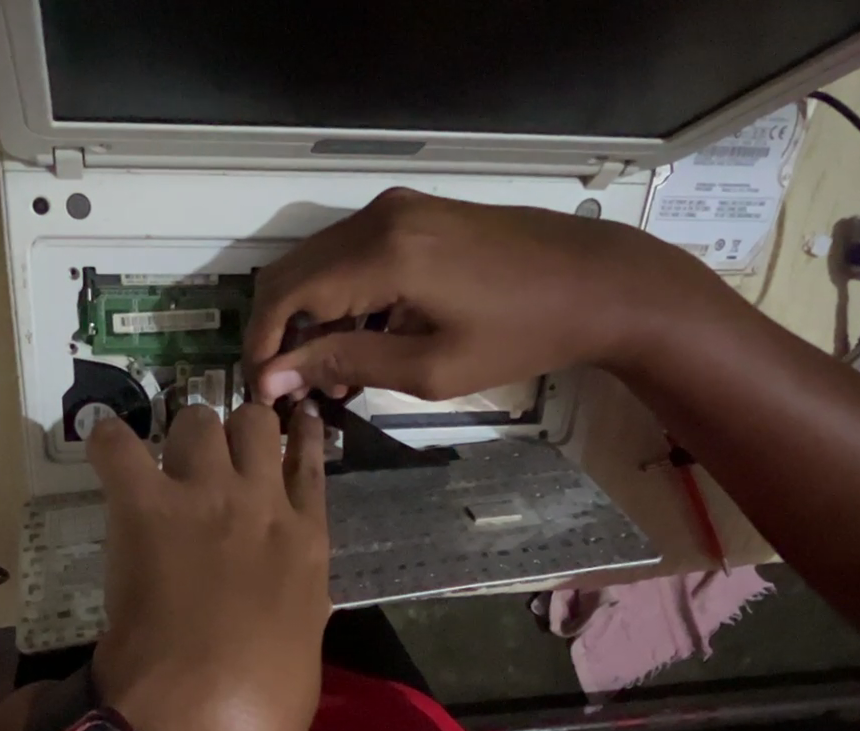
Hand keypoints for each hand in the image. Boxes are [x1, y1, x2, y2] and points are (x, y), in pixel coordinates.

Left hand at [86, 402, 329, 730]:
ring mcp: (208, 499)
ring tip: (160, 463)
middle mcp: (263, 505)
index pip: (310, 463)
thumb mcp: (304, 646)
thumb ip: (295, 603)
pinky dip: (109, 444)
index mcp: (308, 544)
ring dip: (179, 436)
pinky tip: (108, 453)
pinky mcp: (148, 508)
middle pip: (254, 424)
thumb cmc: (262, 709)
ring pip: (198, 421)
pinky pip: (119, 445)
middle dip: (231, 432)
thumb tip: (279, 599)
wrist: (203, 724)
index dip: (296, 434)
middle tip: (207, 457)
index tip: (289, 417)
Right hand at [244, 187, 724, 403]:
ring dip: (311, 320)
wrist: (597, 283)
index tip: (262, 392)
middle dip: (282, 335)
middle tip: (297, 390)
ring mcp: (395, 209)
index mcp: (383, 254)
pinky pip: (347, 255)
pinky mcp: (411, 213)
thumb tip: (270, 378)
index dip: (263, 346)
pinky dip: (339, 299)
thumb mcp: (428, 368)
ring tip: (334, 377)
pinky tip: (362, 341)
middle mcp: (377, 217)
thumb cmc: (519, 335)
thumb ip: (344, 364)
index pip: (286, 295)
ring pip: (316, 264)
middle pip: (290, 274)